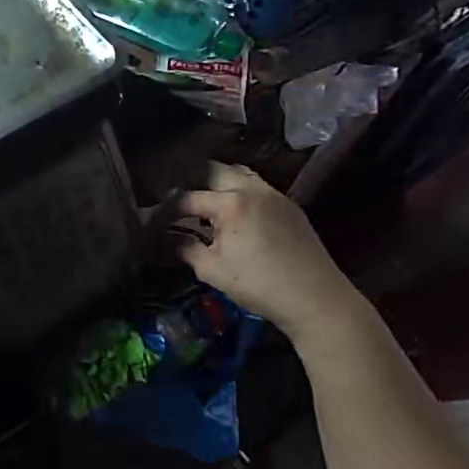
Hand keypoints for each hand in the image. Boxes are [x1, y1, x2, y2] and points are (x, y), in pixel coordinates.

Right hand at [177, 162, 365, 339]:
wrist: (314, 297)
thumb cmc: (257, 284)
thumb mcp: (211, 270)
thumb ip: (186, 249)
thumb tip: (169, 239)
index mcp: (231, 203)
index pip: (188, 197)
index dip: (167, 209)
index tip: (154, 220)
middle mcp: (253, 189)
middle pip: (215, 171)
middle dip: (192, 183)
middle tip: (177, 202)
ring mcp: (274, 195)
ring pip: (240, 175)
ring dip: (218, 184)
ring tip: (203, 204)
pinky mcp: (289, 206)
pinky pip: (257, 188)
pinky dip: (238, 193)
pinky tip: (231, 214)